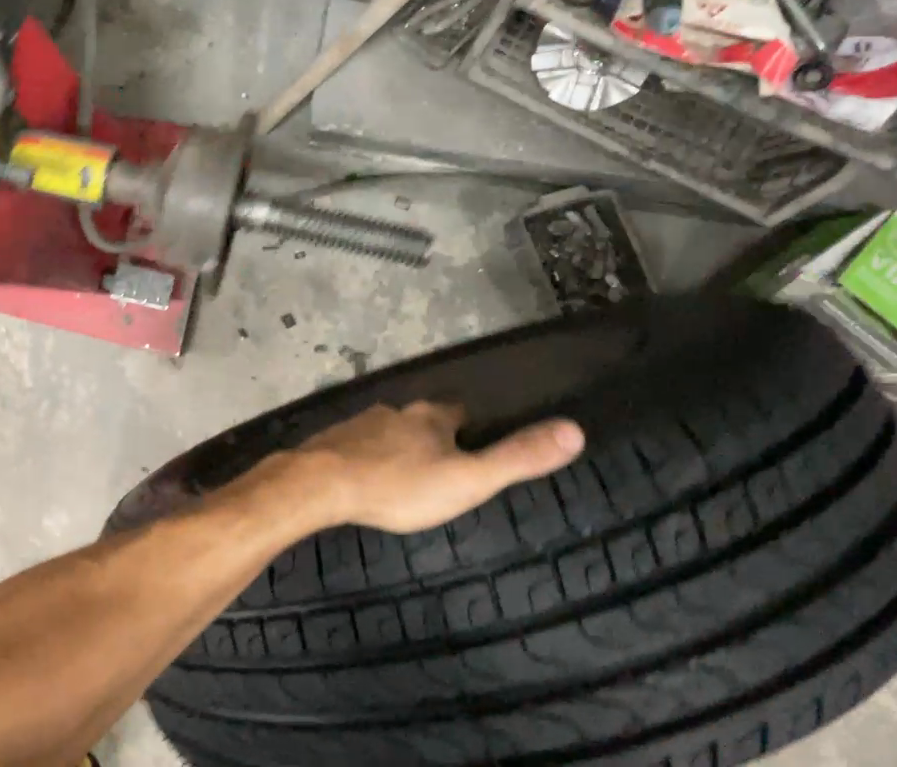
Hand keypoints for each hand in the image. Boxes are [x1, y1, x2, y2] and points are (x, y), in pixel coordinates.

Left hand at [289, 402, 583, 533]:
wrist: (321, 483)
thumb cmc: (400, 485)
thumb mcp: (468, 479)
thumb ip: (516, 458)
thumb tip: (575, 429)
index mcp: (431, 418)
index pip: (460, 414)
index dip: (471, 430)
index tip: (477, 446)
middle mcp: (394, 412)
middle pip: (421, 422)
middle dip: (432, 439)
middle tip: (442, 468)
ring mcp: (358, 425)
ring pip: (387, 432)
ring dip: (398, 449)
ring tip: (405, 476)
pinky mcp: (331, 442)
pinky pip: (356, 447)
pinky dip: (367, 459)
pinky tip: (365, 477)